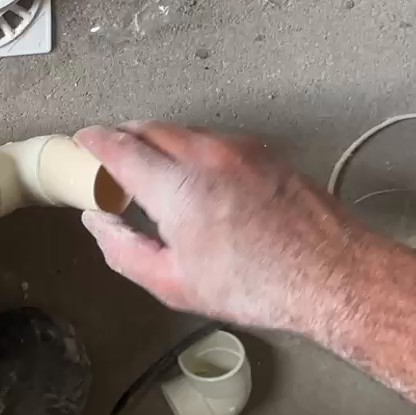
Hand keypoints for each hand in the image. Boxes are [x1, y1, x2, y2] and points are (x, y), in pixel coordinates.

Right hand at [76, 122, 391, 338]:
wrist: (335, 276)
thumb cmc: (255, 286)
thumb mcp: (172, 283)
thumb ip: (122, 249)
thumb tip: (96, 222)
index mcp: (177, 187)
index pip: (119, 146)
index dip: (92, 141)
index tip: (80, 142)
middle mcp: (205, 155)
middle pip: (146, 127)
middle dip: (120, 137)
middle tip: (108, 158)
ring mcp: (236, 148)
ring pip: (178, 131)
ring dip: (154, 141)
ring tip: (149, 170)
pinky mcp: (260, 152)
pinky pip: (208, 139)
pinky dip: (185, 148)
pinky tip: (190, 177)